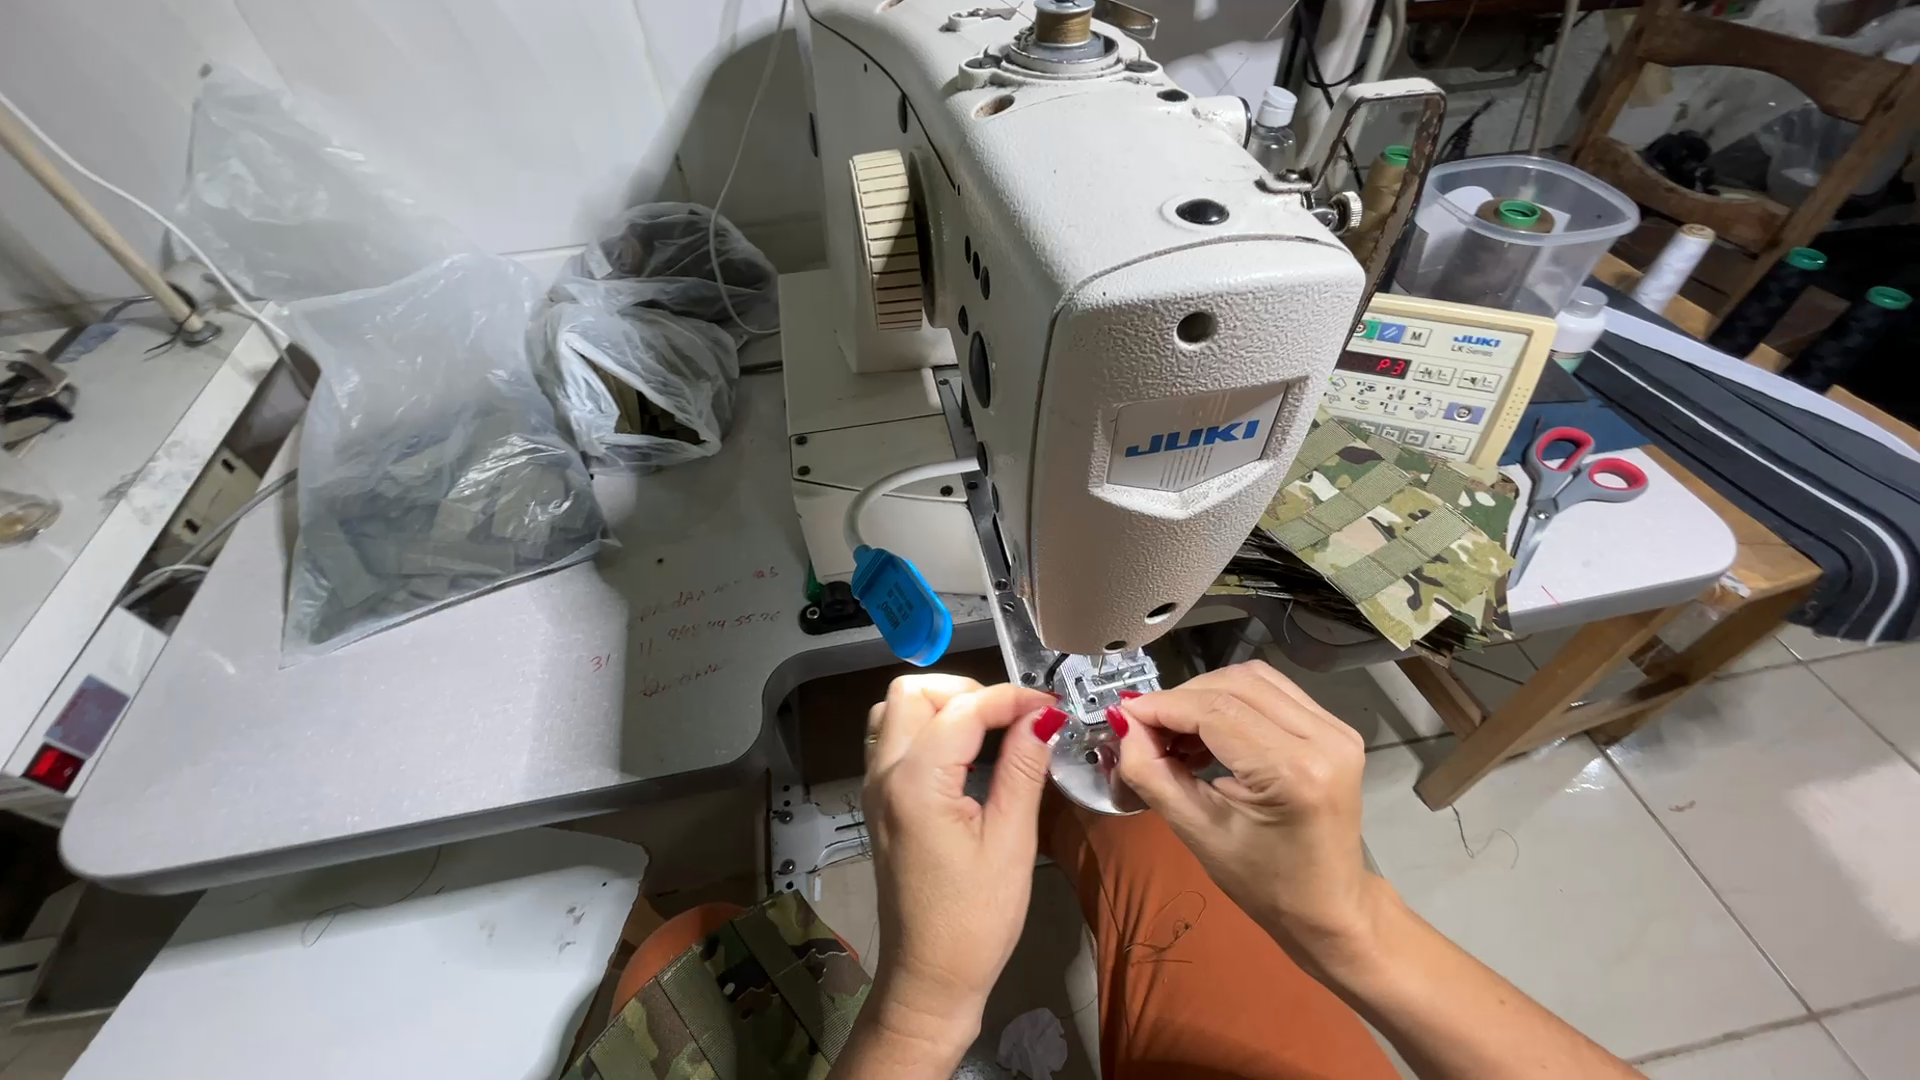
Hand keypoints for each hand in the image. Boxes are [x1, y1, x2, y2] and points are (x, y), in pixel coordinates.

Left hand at [859, 675, 1056, 1057]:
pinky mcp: (878, 800)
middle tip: (1011, 717)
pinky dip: (924, 725)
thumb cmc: (976, 921)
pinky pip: (891, 737)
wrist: (929, 980)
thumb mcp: (1011, 843)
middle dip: (967, 691)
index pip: (964, 708)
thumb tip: (1042, 715)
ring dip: (940, 704)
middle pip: (913, 692)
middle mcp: (884, 773)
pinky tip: (960, 751)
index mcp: (917, 782)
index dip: (1011, 698)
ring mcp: (874, 786)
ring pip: (895, 709)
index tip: (1050, 707)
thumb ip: (1023, 768)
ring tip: (987, 728)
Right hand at [1114, 660, 1378, 972]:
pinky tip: (1209, 729)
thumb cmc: (1262, 881)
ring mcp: (1335, 729)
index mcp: (1293, 772)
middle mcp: (1323, 739)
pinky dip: (1229, 698)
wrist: (1328, 907)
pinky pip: (1270, 690)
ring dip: (1204, 695)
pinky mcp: (1334, 727)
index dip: (1162, 706)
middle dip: (1180, 699)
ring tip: (1178, 731)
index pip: (1214, 710)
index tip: (1124, 716)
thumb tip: (1123, 721)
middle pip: (1232, 685)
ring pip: (1251, 678)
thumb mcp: (1194, 830)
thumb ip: (1150, 771)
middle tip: (1147, 729)